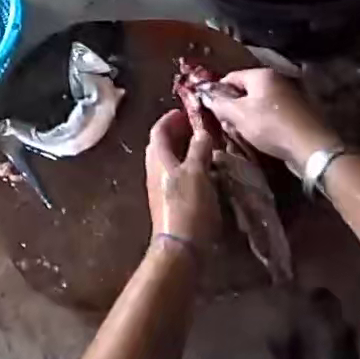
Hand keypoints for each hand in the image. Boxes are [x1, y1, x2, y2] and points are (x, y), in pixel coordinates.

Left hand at [146, 108, 220, 244]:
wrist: (180, 247)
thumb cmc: (188, 206)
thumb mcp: (197, 174)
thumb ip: (199, 150)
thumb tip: (201, 131)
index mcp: (157, 156)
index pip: (158, 129)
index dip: (170, 118)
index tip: (185, 112)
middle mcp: (153, 167)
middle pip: (162, 143)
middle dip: (177, 132)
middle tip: (198, 128)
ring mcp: (159, 184)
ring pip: (169, 159)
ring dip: (184, 150)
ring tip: (205, 148)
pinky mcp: (167, 200)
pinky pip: (176, 174)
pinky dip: (188, 167)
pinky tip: (205, 173)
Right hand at [203, 69, 340, 170]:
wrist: (314, 150)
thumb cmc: (271, 126)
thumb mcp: (237, 114)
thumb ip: (217, 102)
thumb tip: (204, 95)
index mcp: (262, 74)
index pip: (230, 78)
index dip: (218, 92)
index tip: (213, 109)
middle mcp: (279, 80)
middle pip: (246, 91)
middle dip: (234, 106)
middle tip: (227, 123)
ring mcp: (294, 96)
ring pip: (261, 104)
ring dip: (249, 116)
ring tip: (244, 132)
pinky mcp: (303, 113)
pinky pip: (276, 114)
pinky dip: (267, 122)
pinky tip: (263, 136)